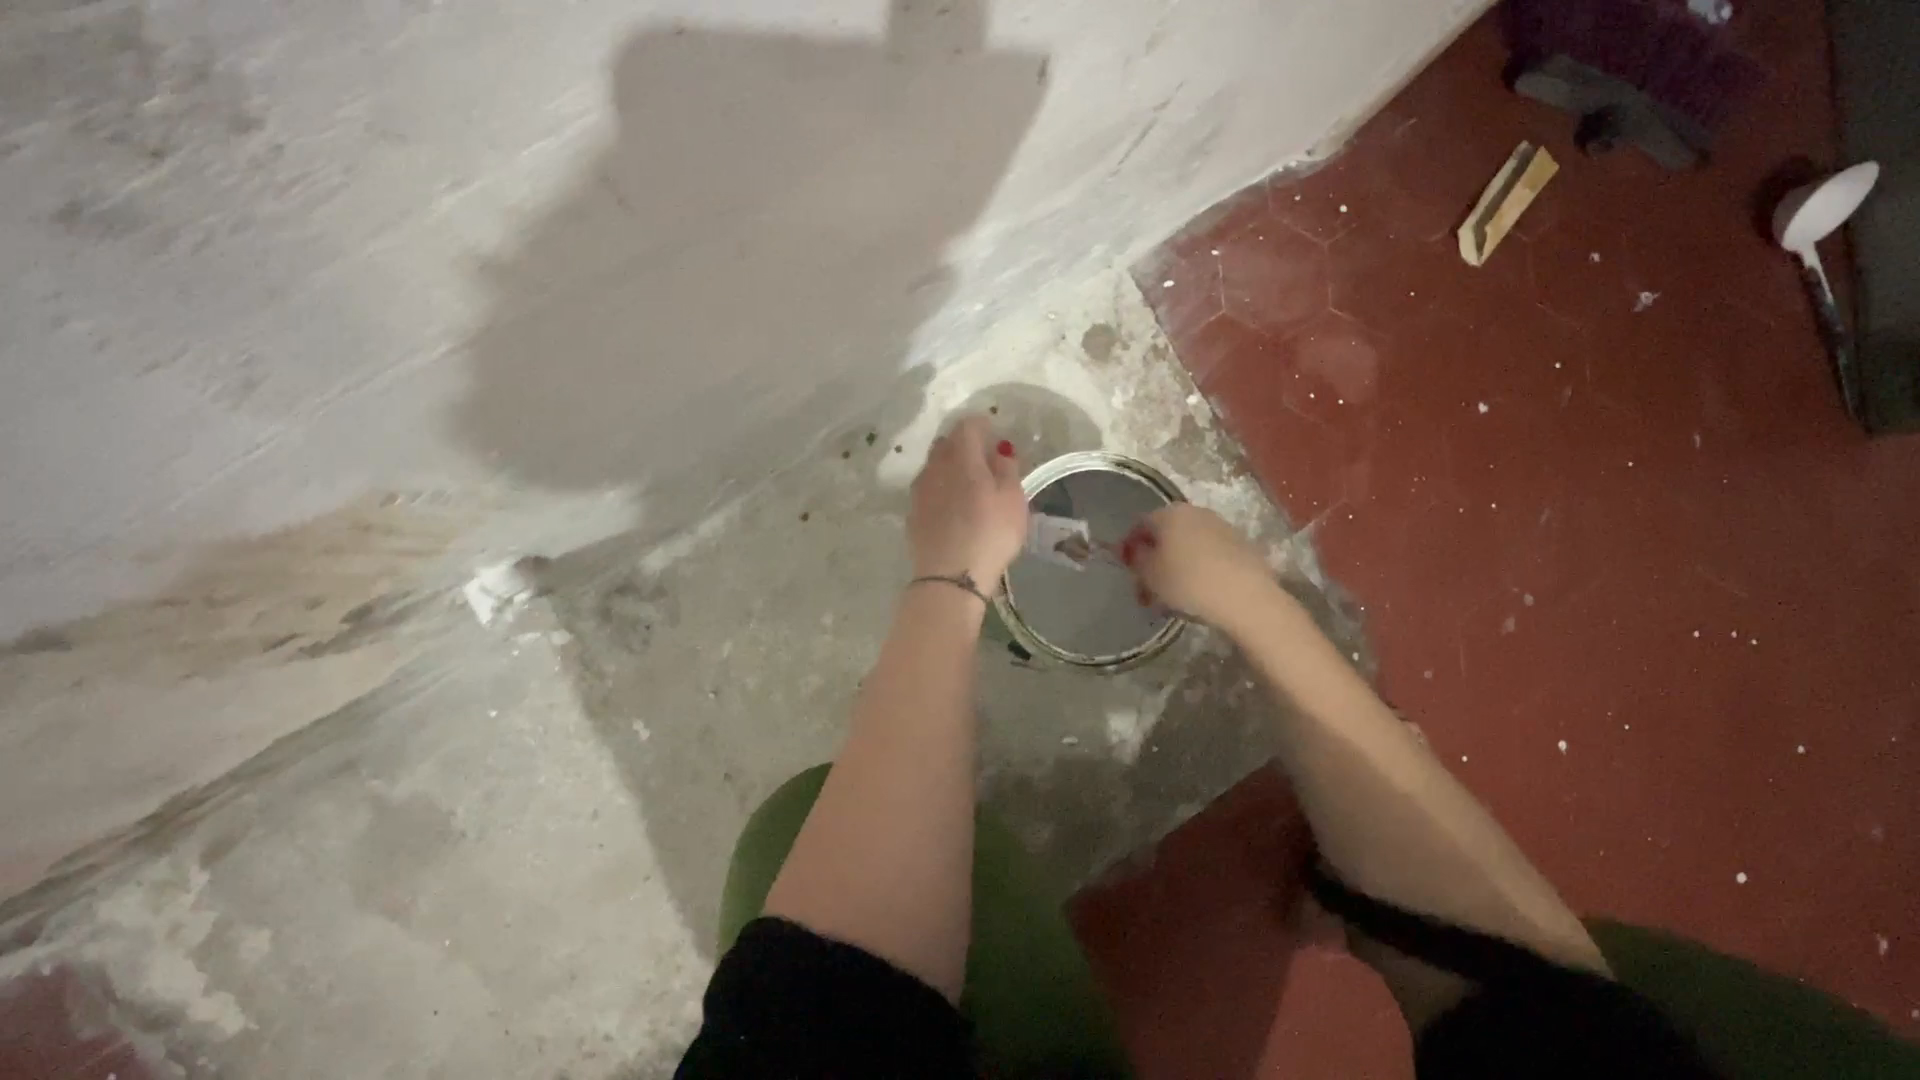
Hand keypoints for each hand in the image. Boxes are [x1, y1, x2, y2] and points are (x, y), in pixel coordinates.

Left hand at [908, 415, 1027, 595]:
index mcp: (961, 457)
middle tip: (983, 459)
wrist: (950, 578)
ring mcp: (919, 491)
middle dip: (964, 445)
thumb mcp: (1013, 500)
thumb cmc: (990, 534)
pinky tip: (952, 509)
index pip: (967, 426)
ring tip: (969, 486)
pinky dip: (940, 490)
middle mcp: (934, 467)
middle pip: (946, 443)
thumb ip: (1007, 468)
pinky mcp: (912, 514)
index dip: (982, 425)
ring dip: (950, 468)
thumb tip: (999, 449)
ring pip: (933, 466)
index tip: (994, 435)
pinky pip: (927, 490)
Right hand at [1119, 504, 1275, 629]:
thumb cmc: (1188, 582)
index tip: (1127, 571)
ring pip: (1187, 544)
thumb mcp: (1149, 574)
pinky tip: (1198, 591)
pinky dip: (1197, 568)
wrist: (1246, 596)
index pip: (1139, 525)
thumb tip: (1133, 549)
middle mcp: (1194, 512)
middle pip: (1165, 534)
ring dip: (1175, 565)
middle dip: (1153, 559)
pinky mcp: (1240, 544)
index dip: (1128, 548)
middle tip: (1147, 588)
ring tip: (1172, 594)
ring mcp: (1220, 526)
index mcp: (1169, 513)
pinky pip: (1208, 554)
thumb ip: (1136, 559)